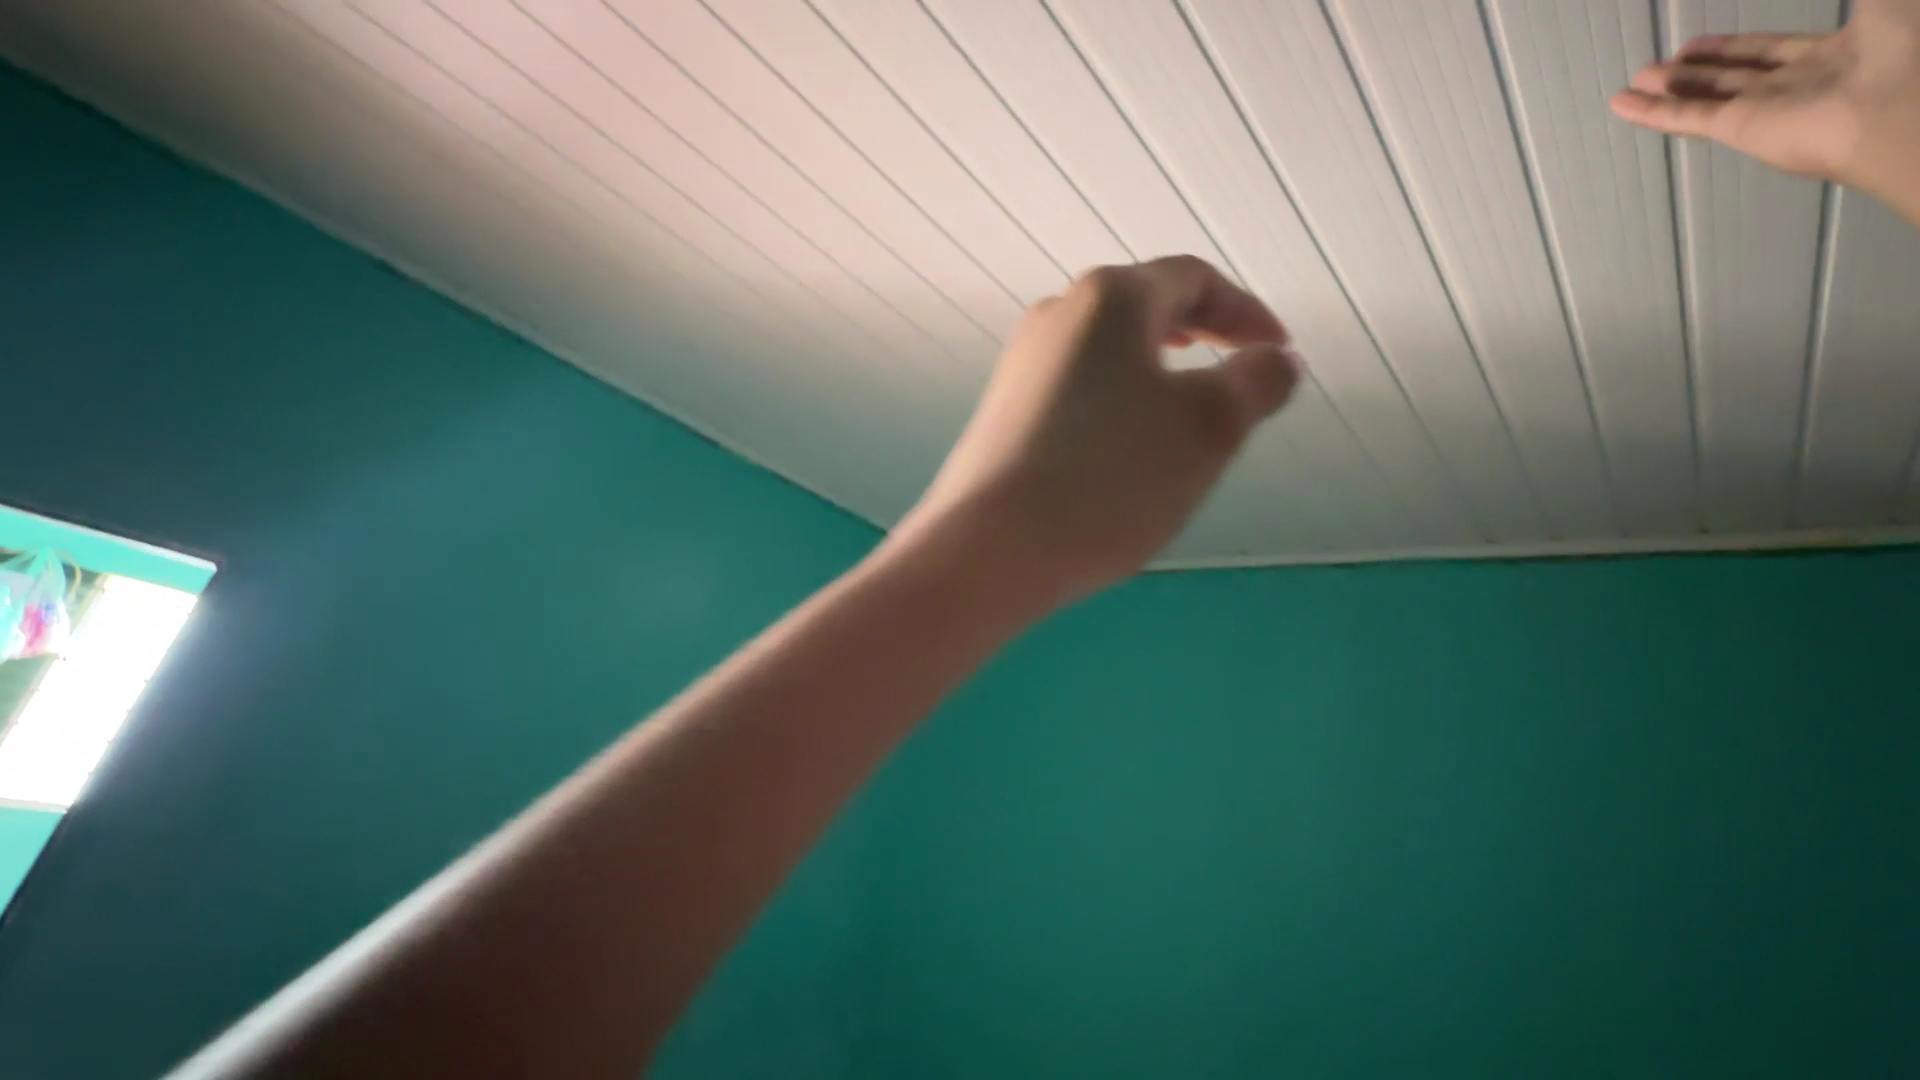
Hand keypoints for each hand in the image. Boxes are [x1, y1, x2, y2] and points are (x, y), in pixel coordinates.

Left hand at [894, 255, 1300, 604]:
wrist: (989, 548)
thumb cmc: (1109, 477)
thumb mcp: (1209, 427)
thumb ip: (1257, 381)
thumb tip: (1275, 360)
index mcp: (1109, 299)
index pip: (1194, 280)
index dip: (1247, 312)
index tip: (1280, 350)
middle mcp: (1055, 317)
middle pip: (1144, 309)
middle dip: (1200, 337)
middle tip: (1233, 372)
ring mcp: (1020, 367)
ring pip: (1108, 354)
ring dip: (1157, 375)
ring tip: (1184, 416)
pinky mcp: (1002, 414)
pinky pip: (1078, 392)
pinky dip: (1118, 405)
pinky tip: (1124, 453)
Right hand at [1609, 0, 1919, 217]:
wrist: (1905, 101)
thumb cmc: (1907, 40)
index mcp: (1836, 52)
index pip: (1769, 50)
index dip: (1733, 46)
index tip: (1698, 43)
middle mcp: (1794, 84)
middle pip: (1730, 76)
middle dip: (1694, 70)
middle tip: (1658, 66)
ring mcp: (1763, 109)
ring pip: (1703, 96)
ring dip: (1668, 89)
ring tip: (1635, 81)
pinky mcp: (1737, 129)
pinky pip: (1687, 117)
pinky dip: (1651, 111)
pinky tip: (1622, 102)